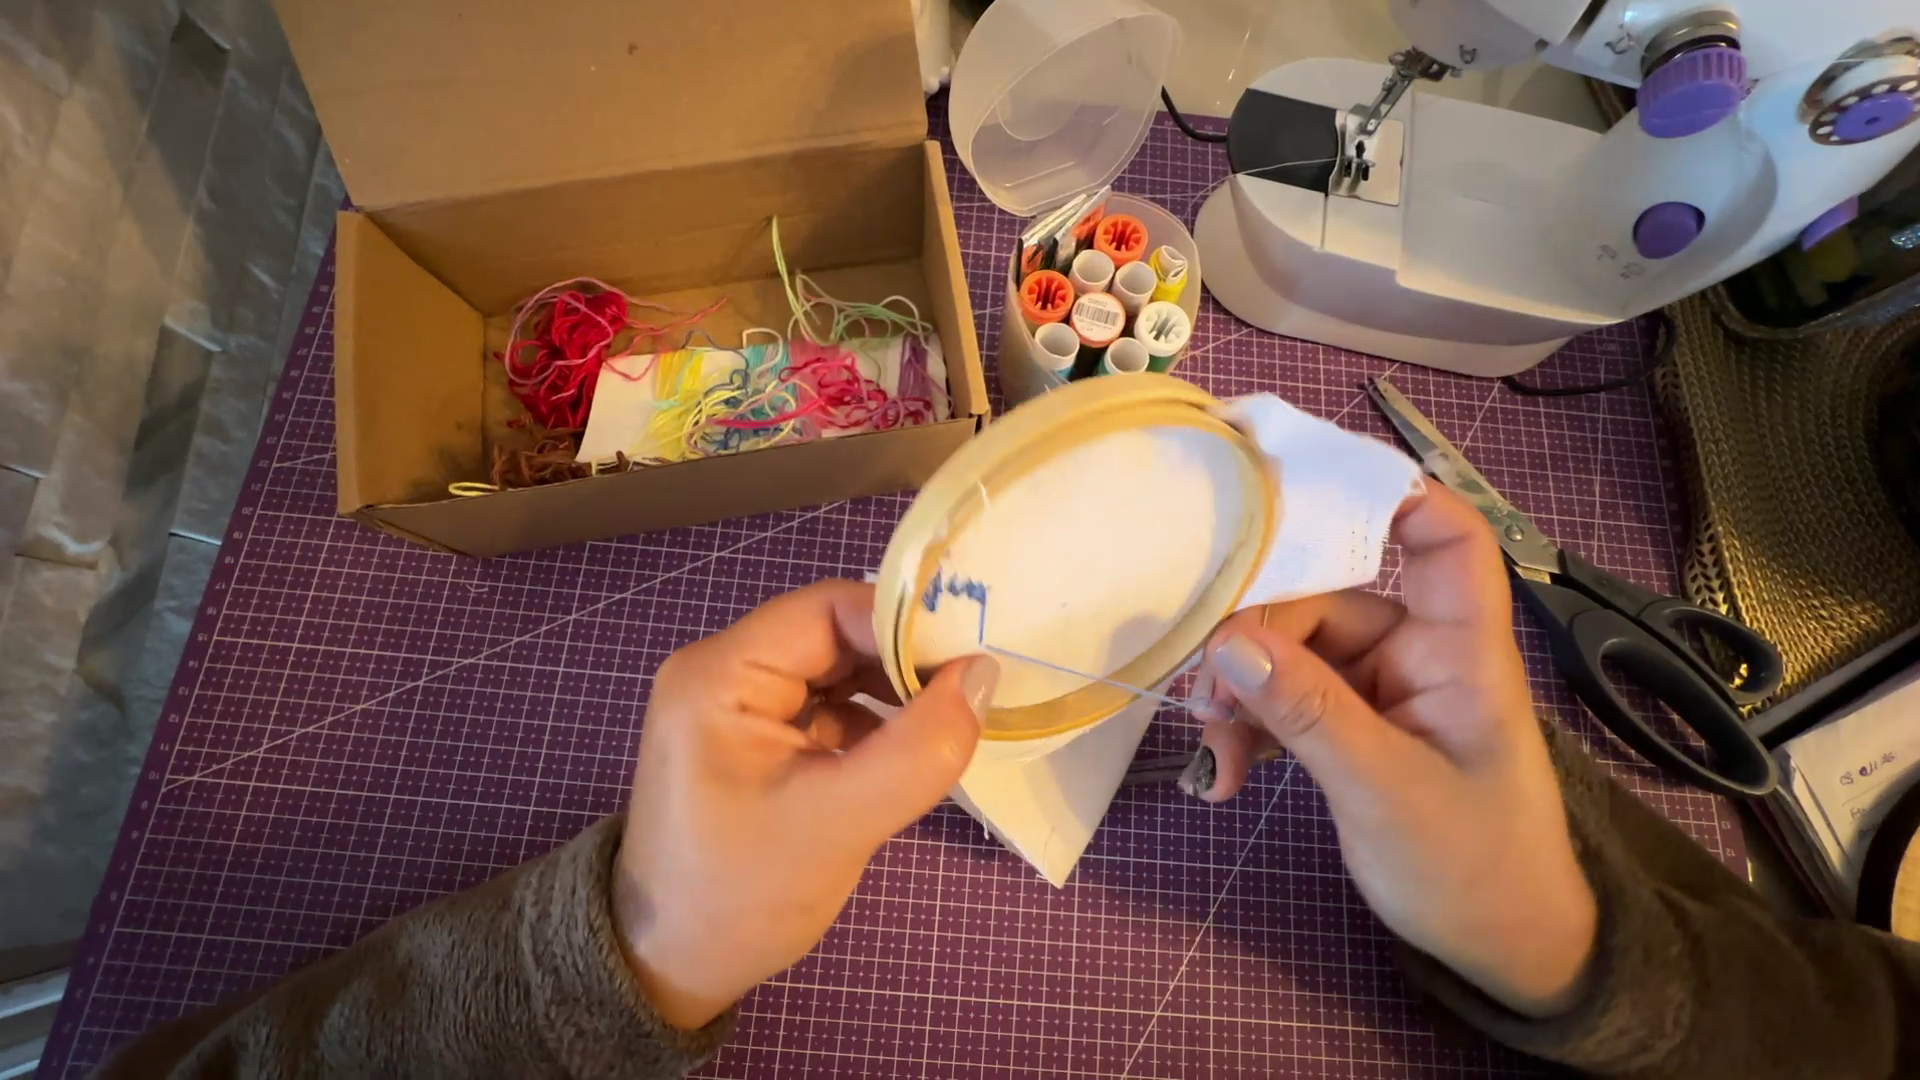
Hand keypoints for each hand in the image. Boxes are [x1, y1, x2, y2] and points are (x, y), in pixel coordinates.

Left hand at [612, 581, 997, 1029]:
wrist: (669, 969)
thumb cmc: (742, 896)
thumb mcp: (839, 824)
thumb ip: (919, 749)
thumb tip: (981, 674)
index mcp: (721, 672)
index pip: (828, 610)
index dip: (903, 624)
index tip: (968, 657)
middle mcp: (725, 668)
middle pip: (835, 633)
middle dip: (904, 658)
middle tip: (970, 687)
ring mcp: (741, 700)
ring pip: (839, 666)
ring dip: (894, 687)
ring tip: (948, 715)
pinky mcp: (760, 732)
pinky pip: (831, 701)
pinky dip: (876, 715)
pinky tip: (910, 741)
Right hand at [1190, 486, 1596, 1017]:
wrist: (1495, 952)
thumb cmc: (1474, 869)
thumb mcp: (1388, 792)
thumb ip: (1309, 712)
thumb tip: (1228, 641)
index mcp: (1457, 650)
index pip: (1445, 543)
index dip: (1392, 498)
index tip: (1299, 490)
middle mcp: (1410, 651)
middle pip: (1321, 600)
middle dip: (1255, 641)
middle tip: (1207, 693)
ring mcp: (1369, 686)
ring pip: (1284, 652)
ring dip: (1237, 693)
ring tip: (1214, 748)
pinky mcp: (1338, 720)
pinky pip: (1276, 697)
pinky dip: (1242, 727)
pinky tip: (1224, 773)